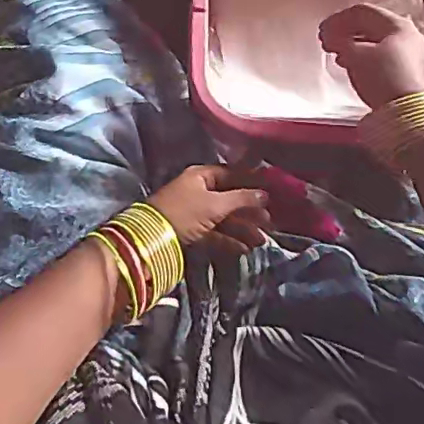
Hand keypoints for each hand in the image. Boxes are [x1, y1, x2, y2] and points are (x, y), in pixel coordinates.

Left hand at [147, 166, 272, 254]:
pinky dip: (229, 240)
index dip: (251, 182)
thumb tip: (264, 194)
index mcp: (201, 176)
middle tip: (269, 221)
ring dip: (243, 229)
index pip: (231, 175)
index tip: (271, 190)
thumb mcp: (215, 204)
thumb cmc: (185, 211)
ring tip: (261, 240)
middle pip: (229, 199)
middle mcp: (198, 191)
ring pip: (224, 218)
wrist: (153, 237)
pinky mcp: (192, 232)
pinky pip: (215, 233)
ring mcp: (194, 213)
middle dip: (249, 211)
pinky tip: (244, 248)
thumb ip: (241, 198)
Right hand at [319, 4, 423, 108]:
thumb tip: (330, 37)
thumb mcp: (354, 55)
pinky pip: (381, 55)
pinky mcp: (407, 70)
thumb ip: (339, 41)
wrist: (405, 110)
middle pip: (370, 25)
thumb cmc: (382, 76)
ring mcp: (410, 53)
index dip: (338, 19)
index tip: (323, 29)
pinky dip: (363, 56)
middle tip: (328, 40)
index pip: (363, 12)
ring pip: (375, 41)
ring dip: (353, 44)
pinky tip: (350, 63)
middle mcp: (408, 35)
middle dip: (346, 32)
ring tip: (335, 52)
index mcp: (398, 24)